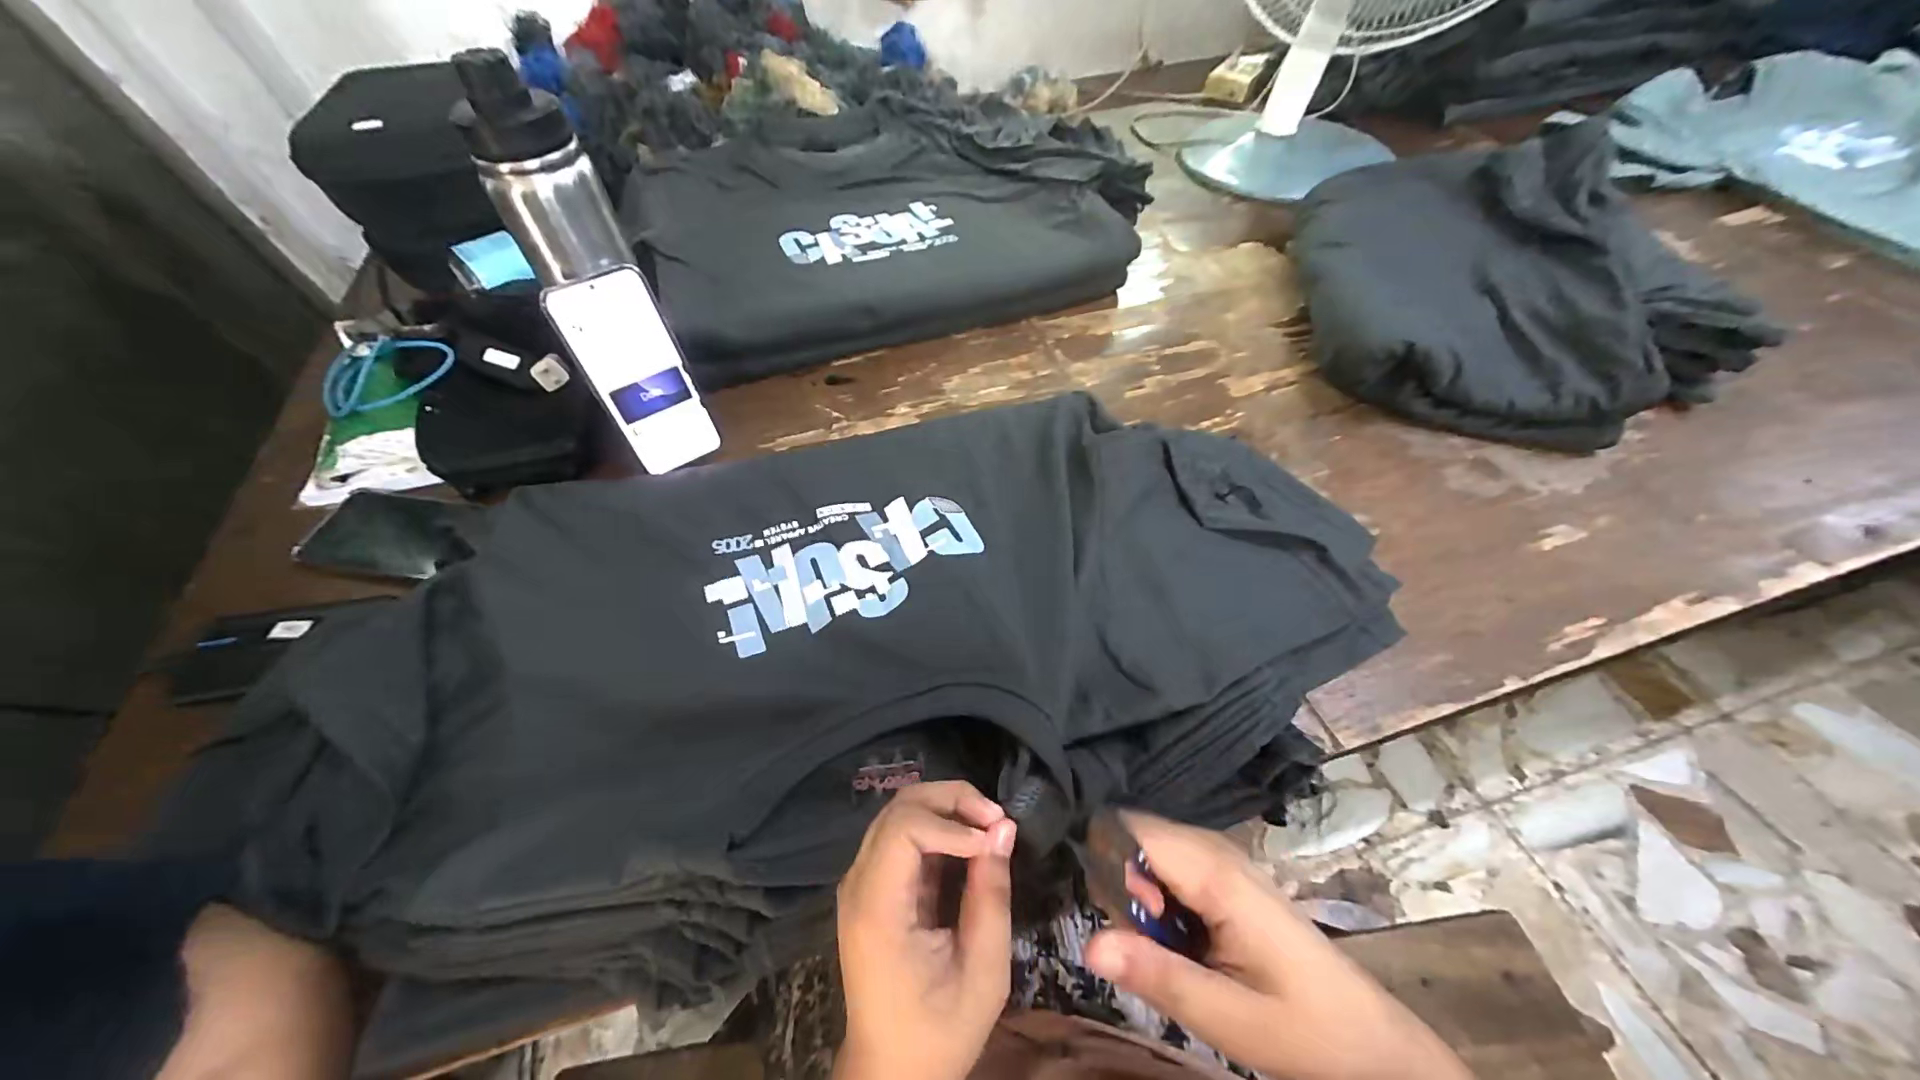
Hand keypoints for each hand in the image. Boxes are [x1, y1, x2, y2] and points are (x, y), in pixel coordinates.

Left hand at [833, 781, 1018, 1079]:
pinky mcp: (872, 886)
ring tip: (989, 827)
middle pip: (899, 808)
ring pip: (899, 813)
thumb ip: (991, 895)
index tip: (993, 841)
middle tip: (997, 820)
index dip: (952, 822)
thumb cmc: (940, 1029)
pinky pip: (901, 836)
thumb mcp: (983, 971)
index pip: (904, 827)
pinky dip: (938, 827)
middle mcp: (858, 883)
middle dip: (952, 800)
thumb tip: (1003, 828)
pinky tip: (969, 842)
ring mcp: (860, 883)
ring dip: (946, 809)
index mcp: (876, 908)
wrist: (891, 1070)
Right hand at [1085, 812, 1470, 1079]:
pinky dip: (1158, 898)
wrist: (1374, 1043)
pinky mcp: (1225, 875)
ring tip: (1164, 945)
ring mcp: (1222, 858)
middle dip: (1120, 882)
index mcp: (1215, 873)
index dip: (1108, 864)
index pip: (1129, 828)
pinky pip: (1168, 865)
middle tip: (1144, 940)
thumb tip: (1087, 944)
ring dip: (1138, 894)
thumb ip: (1156, 975)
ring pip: (1148, 850)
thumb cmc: (1304, 1030)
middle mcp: (1215, 849)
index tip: (1119, 917)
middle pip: (1134, 836)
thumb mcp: (1227, 1018)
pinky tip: (1180, 939)